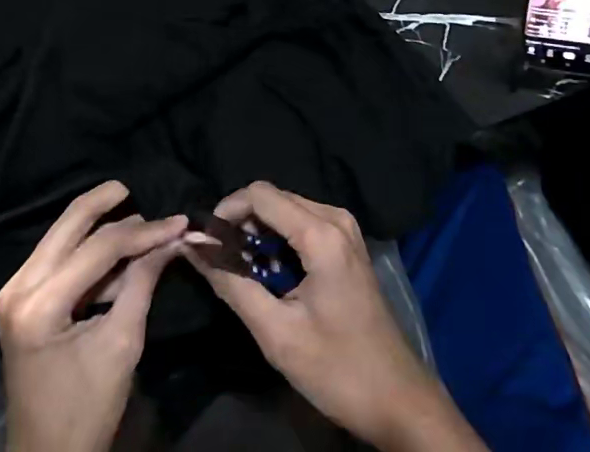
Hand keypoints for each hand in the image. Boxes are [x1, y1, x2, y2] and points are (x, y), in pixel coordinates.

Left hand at [0, 180, 186, 451]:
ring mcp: (15, 291)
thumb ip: (144, 281)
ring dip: (104, 227)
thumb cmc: (86, 406)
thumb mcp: (122, 342)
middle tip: (146, 190)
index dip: (145, 231)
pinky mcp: (22, 299)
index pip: (100, 247)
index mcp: (39, 304)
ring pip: (64, 234)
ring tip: (147, 229)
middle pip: (70, 223)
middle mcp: (18, 287)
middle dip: (109, 202)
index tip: (181, 221)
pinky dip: (92, 250)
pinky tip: (123, 254)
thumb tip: (173, 236)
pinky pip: (60, 256)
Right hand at [186, 183, 485, 451]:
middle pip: (275, 198)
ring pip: (288, 209)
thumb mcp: (276, 332)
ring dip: (259, 232)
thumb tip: (194, 248)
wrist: (395, 395)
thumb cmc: (336, 367)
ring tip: (239, 271)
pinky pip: (304, 223)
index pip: (261, 194)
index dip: (226, 211)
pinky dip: (279, 239)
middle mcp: (336, 218)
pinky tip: (268, 273)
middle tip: (217, 261)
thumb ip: (233, 285)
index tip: (205, 243)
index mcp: (322, 234)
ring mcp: (346, 229)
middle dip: (241, 222)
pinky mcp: (347, 244)